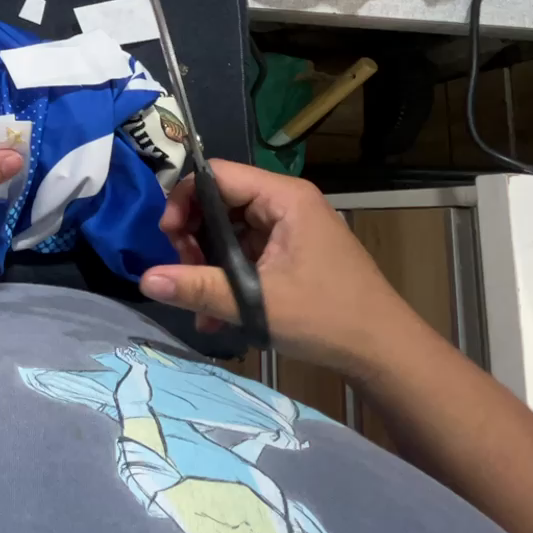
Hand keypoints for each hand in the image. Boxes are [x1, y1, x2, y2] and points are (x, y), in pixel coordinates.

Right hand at [139, 159, 433, 378]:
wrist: (388, 357)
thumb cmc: (328, 319)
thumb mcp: (257, 303)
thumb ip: (197, 288)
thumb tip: (144, 279)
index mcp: (283, 198)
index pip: (215, 175)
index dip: (184, 199)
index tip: (170, 237)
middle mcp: (284, 204)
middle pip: (215, 202)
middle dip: (192, 238)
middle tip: (185, 273)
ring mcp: (285, 229)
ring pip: (224, 229)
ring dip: (204, 263)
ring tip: (197, 300)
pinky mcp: (286, 252)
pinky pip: (239, 252)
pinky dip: (223, 276)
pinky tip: (213, 312)